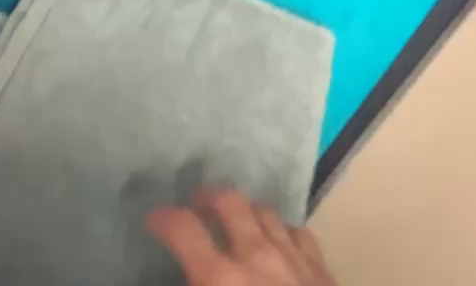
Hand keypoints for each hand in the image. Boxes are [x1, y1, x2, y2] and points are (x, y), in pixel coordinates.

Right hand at [146, 188, 336, 285]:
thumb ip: (199, 284)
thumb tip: (190, 276)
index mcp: (220, 279)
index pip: (183, 229)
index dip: (163, 218)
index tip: (152, 219)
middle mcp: (255, 256)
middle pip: (228, 201)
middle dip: (208, 197)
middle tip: (195, 204)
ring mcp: (293, 259)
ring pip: (265, 212)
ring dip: (245, 211)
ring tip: (235, 220)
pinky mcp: (323, 272)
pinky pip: (298, 233)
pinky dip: (282, 231)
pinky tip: (278, 242)